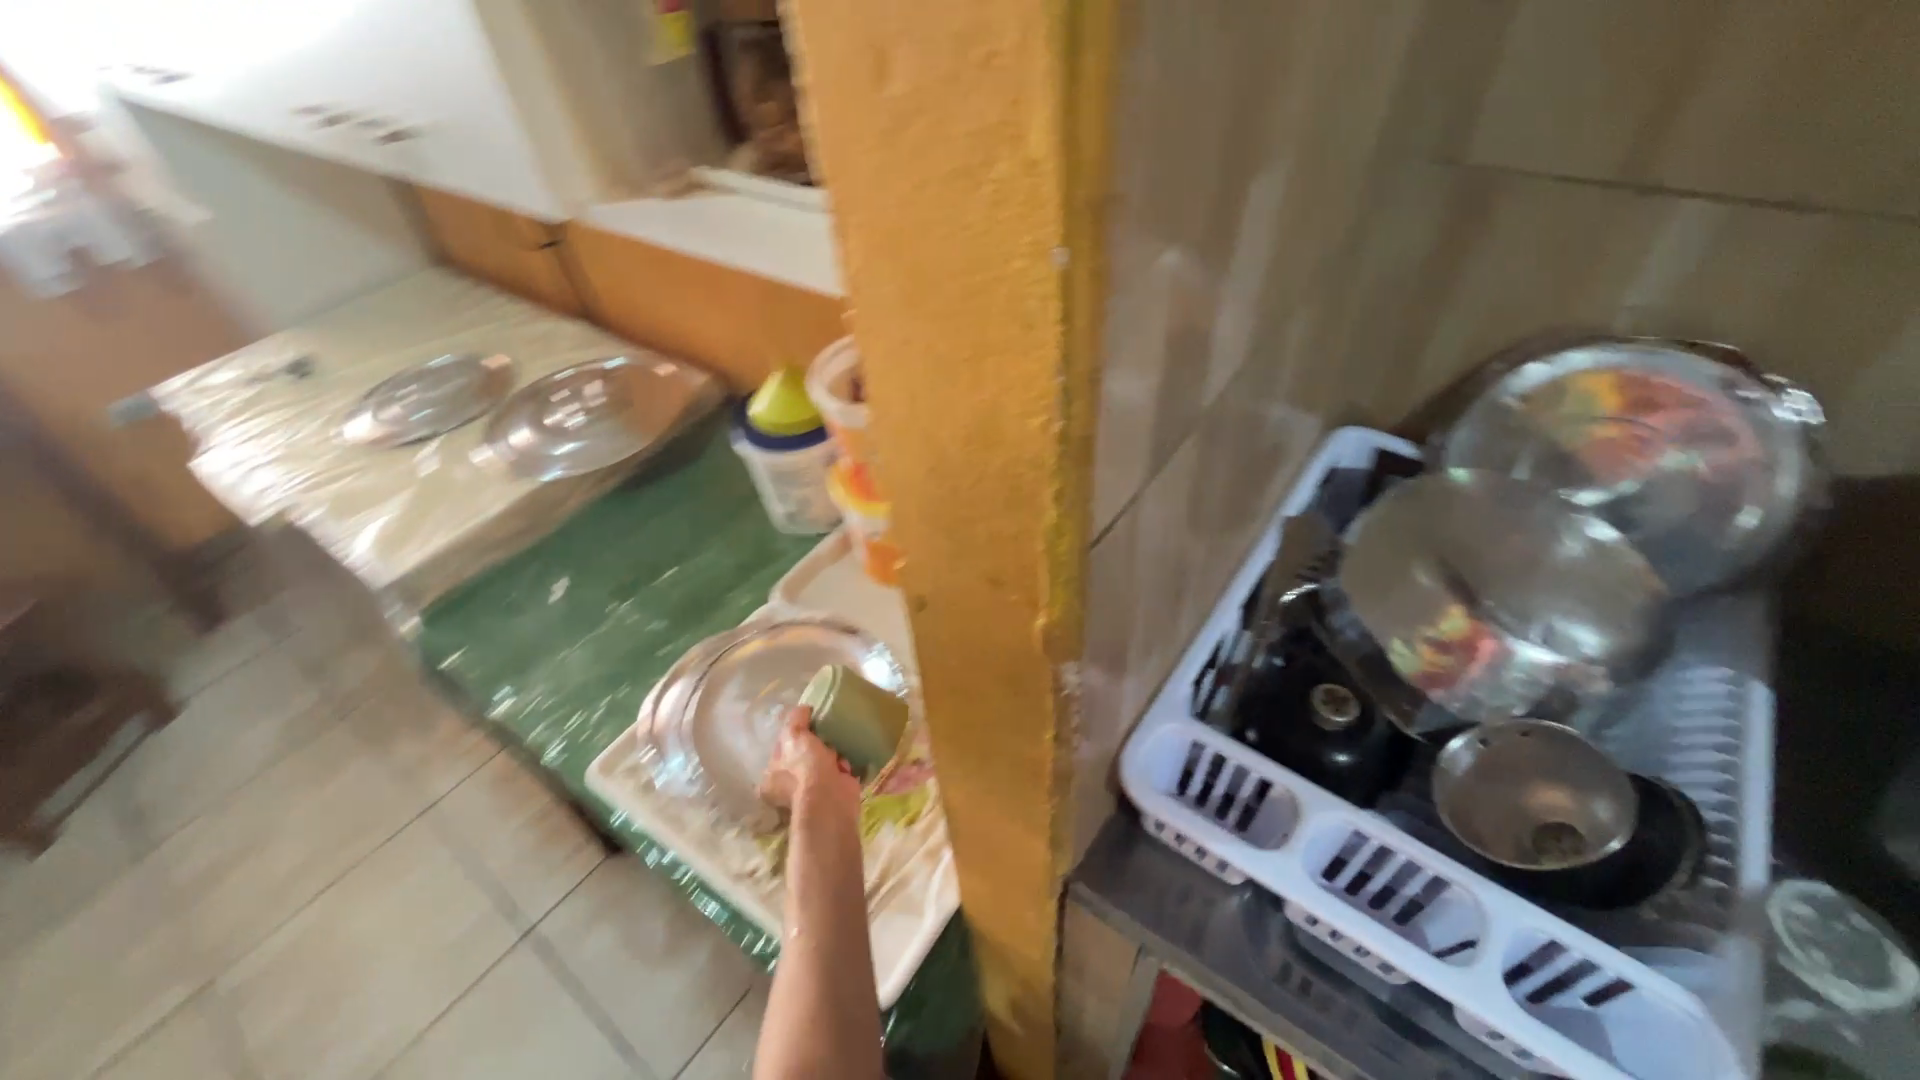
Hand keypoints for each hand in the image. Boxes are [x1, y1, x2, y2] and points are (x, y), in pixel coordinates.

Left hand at [760, 706, 858, 811]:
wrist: (829, 797)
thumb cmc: (804, 767)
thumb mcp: (793, 736)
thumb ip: (795, 720)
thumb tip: (803, 708)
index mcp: (772, 776)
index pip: (780, 750)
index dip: (792, 735)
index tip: (805, 723)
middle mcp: (789, 787)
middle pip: (802, 756)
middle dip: (814, 744)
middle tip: (824, 729)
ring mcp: (812, 791)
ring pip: (823, 762)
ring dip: (832, 752)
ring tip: (838, 739)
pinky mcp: (834, 791)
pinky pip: (840, 771)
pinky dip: (846, 762)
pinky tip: (847, 753)